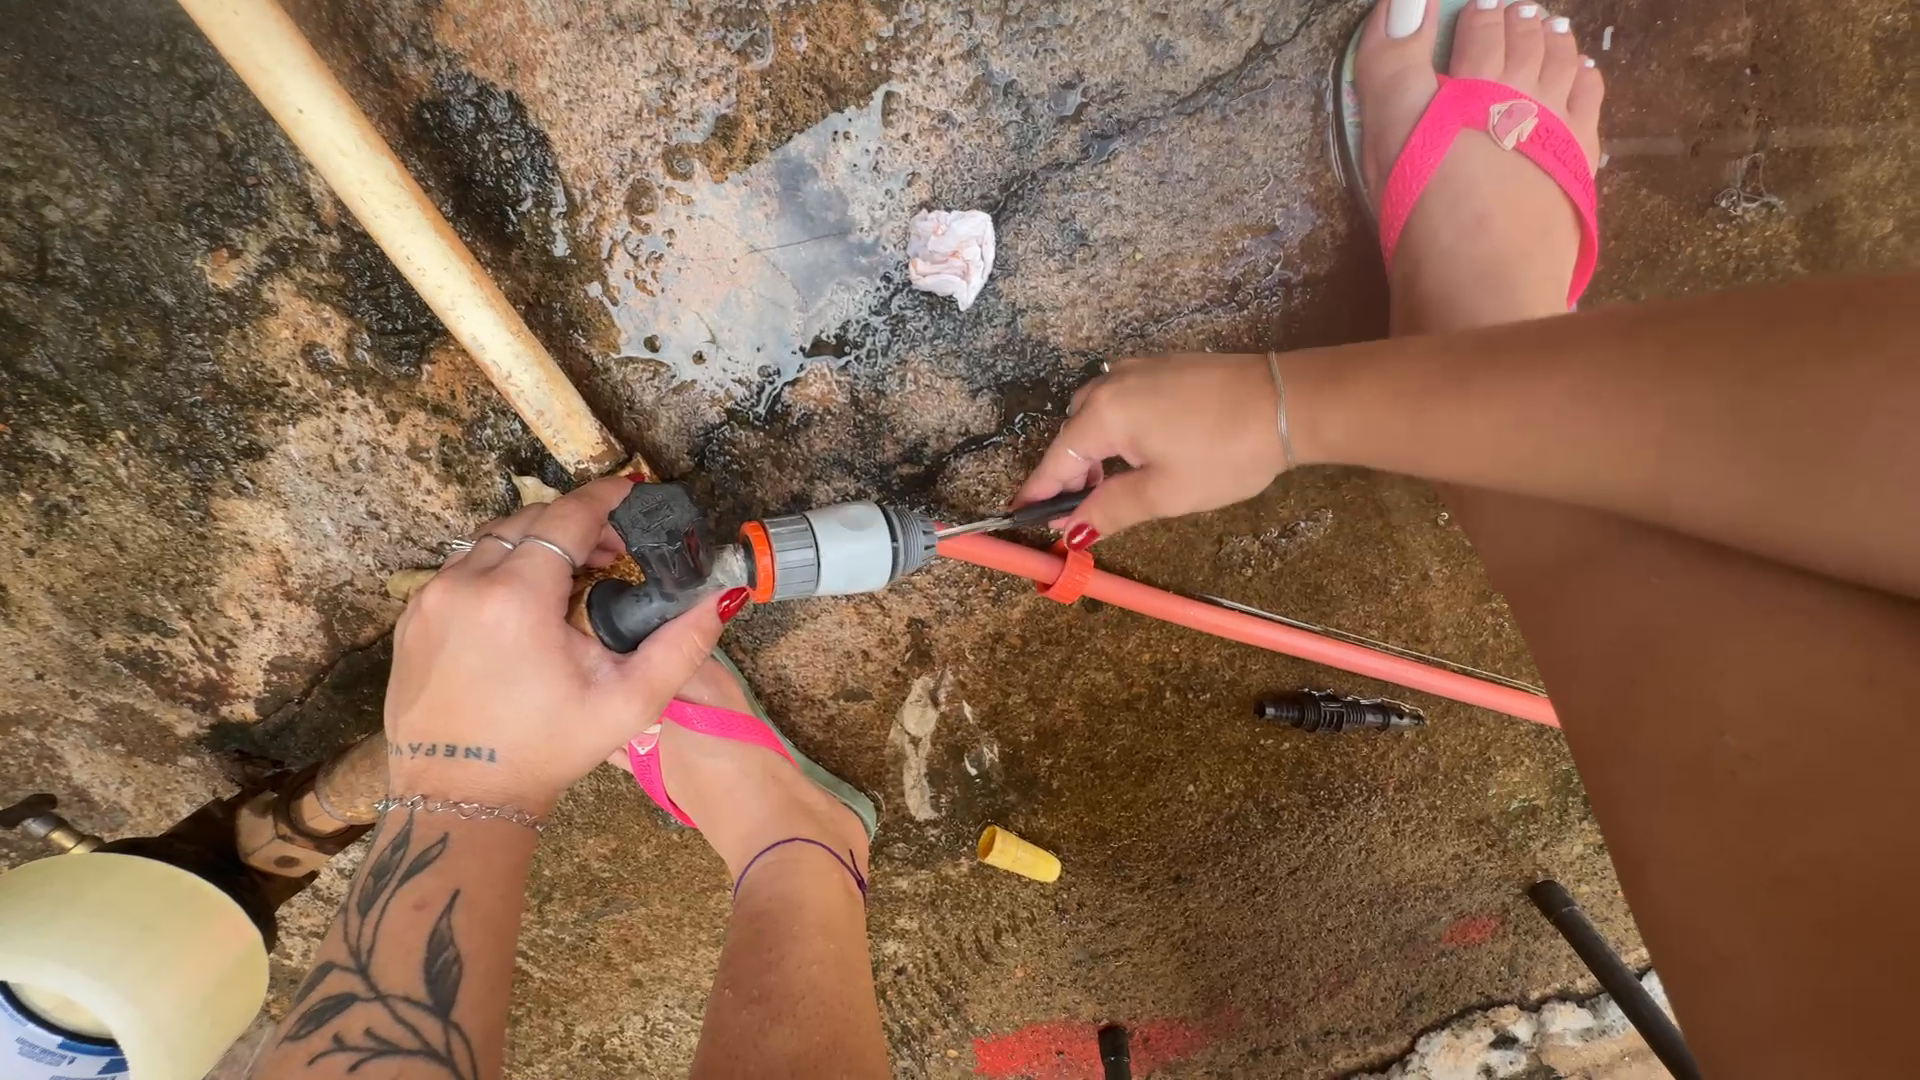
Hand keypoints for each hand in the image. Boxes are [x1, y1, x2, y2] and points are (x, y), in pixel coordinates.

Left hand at [383, 476, 734, 813]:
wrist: (462, 796)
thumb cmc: (551, 746)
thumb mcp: (632, 700)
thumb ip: (684, 644)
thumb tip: (723, 597)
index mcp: (516, 599)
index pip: (565, 518)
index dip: (605, 497)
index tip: (633, 489)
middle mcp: (463, 587)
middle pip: (529, 519)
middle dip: (578, 522)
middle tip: (617, 550)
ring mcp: (429, 600)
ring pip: (493, 538)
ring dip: (541, 540)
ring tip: (580, 572)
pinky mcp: (413, 618)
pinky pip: (465, 566)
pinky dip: (506, 562)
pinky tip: (533, 596)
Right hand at [1014, 353, 1287, 539]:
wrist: (1290, 401)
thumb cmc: (1226, 453)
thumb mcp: (1164, 493)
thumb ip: (1108, 511)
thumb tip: (1070, 532)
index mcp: (1104, 414)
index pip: (1055, 461)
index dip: (1038, 493)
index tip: (1018, 515)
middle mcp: (1109, 383)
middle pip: (1071, 435)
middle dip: (1069, 475)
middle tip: (1081, 513)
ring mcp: (1136, 369)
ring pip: (1093, 417)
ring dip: (1093, 452)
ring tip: (1113, 486)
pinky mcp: (1159, 367)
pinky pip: (1117, 402)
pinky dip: (1114, 432)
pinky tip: (1138, 453)